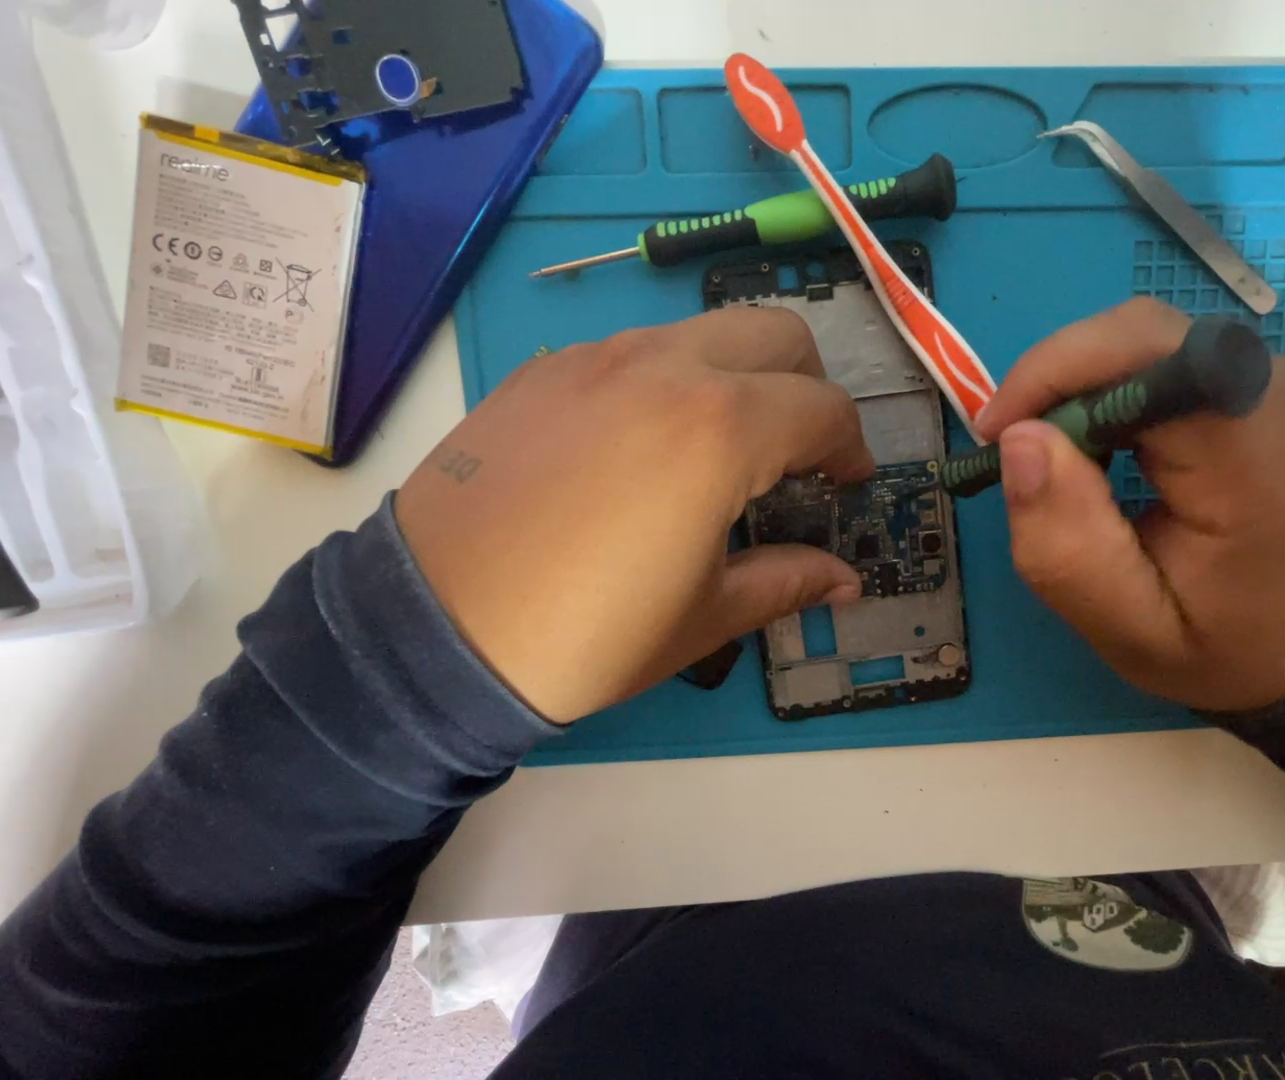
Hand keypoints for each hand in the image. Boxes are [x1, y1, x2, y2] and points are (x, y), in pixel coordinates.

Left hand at [396, 307, 873, 722]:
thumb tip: (844, 581)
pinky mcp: (544, 370)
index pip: (823, 409)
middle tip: (801, 447)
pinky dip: (669, 379)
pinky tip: (643, 445)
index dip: (852, 447)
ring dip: (739, 374)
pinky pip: (634, 351)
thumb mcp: (704, 618)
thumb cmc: (587, 636)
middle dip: (808, 385)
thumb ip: (787, 582)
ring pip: (703, 330)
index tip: (848, 483)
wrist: (432, 632)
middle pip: (776, 334)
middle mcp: (665, 369)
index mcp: (720, 429)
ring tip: (723, 443)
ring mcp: (597, 359)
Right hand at [975, 297, 1284, 712]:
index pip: (1143, 354)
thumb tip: (1018, 437)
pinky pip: (1177, 359)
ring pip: (1153, 344)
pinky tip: (1117, 452)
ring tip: (1071, 467)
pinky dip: (1125, 395)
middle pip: (1143, 339)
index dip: (1055, 372)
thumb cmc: (1227, 648)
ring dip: (1090, 393)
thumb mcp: (1129, 632)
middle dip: (1062, 386)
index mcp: (1261, 460)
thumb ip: (1068, 548)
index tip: (998, 432)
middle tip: (1022, 458)